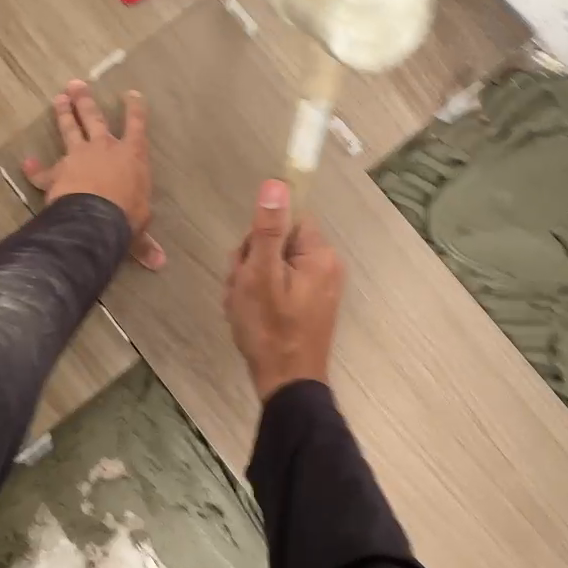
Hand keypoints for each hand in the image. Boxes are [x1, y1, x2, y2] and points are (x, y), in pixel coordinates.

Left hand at [23, 80, 166, 269]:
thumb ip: (144, 243)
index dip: (135, 108)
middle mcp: (105, 148)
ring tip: (59, 97)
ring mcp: (79, 156)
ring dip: (64, 113)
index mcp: (132, 156)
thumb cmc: (125, 216)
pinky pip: (43, 170)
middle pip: (95, 118)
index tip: (132, 94)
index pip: (137, 125)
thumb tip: (159, 263)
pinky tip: (26, 162)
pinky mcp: (58, 172)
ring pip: (70, 129)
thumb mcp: (140, 228)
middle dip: (86, 101)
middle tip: (77, 84)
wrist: (95, 219)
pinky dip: (34, 168)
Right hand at [224, 179, 345, 401]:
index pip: (285, 221)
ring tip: (242, 307)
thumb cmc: (270, 329)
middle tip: (242, 290)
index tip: (249, 263)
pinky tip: (250, 317)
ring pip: (272, 267)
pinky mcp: (308, 306)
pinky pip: (278, 287)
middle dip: (250, 263)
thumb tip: (276, 183)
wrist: (286, 383)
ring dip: (249, 283)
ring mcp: (317, 288)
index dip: (259, 238)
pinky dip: (259, 298)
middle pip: (277, 243)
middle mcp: (325, 267)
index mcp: (319, 255)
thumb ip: (267, 230)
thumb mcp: (261, 275)